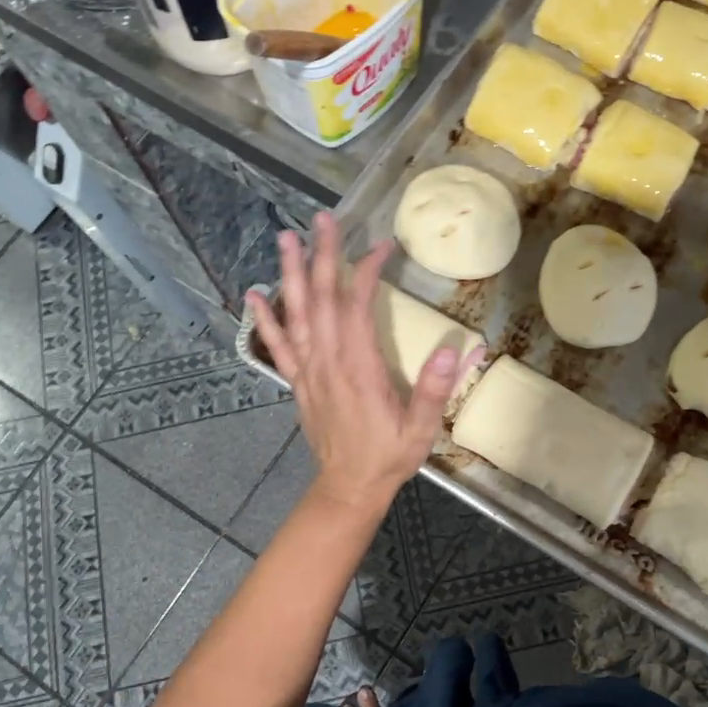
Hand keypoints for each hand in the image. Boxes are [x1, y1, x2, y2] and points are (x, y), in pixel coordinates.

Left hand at [247, 213, 482, 510]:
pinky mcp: (298, 382)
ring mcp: (308, 371)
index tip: (380, 246)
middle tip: (323, 219)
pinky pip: (278, 345)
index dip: (366, 272)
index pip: (357, 307)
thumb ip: (435, 391)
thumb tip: (454, 351)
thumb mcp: (421, 429)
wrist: (349, 487)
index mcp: (359, 368)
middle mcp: (328, 362)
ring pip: (295, 314)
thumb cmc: (388, 456)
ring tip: (286, 238)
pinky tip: (253, 295)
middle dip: (322, 256)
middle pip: (321, 299)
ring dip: (290, 275)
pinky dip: (265, 319)